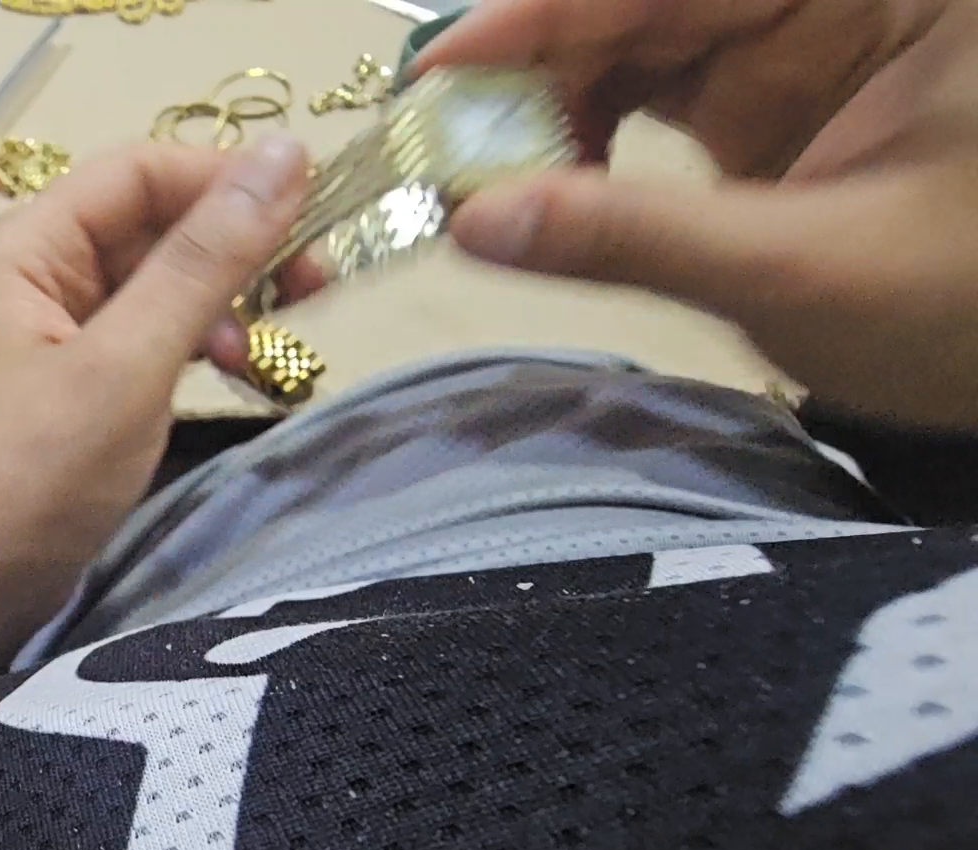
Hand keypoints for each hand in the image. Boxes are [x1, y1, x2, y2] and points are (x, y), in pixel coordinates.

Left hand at [0, 135, 313, 703]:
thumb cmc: (30, 485)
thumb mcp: (123, 369)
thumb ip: (202, 264)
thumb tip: (285, 154)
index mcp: (22, 252)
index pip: (137, 174)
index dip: (226, 182)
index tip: (313, 216)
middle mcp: (29, 280)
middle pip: (147, 227)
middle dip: (230, 251)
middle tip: (312, 291)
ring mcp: (46, 337)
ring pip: (150, 287)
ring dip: (215, 304)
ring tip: (259, 351)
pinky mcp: (66, 387)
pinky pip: (138, 340)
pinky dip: (186, 347)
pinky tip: (222, 370)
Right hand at [416, 0, 977, 428]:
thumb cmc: (965, 307)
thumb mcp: (792, 272)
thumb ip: (627, 240)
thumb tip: (468, 224)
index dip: (546, 11)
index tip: (436, 72)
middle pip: (648, 1)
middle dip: (534, 71)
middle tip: (446, 153)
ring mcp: (806, 34)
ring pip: (635, 41)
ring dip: (548, 109)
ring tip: (495, 181)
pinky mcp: (770, 87)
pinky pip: (647, 88)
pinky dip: (580, 136)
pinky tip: (550, 185)